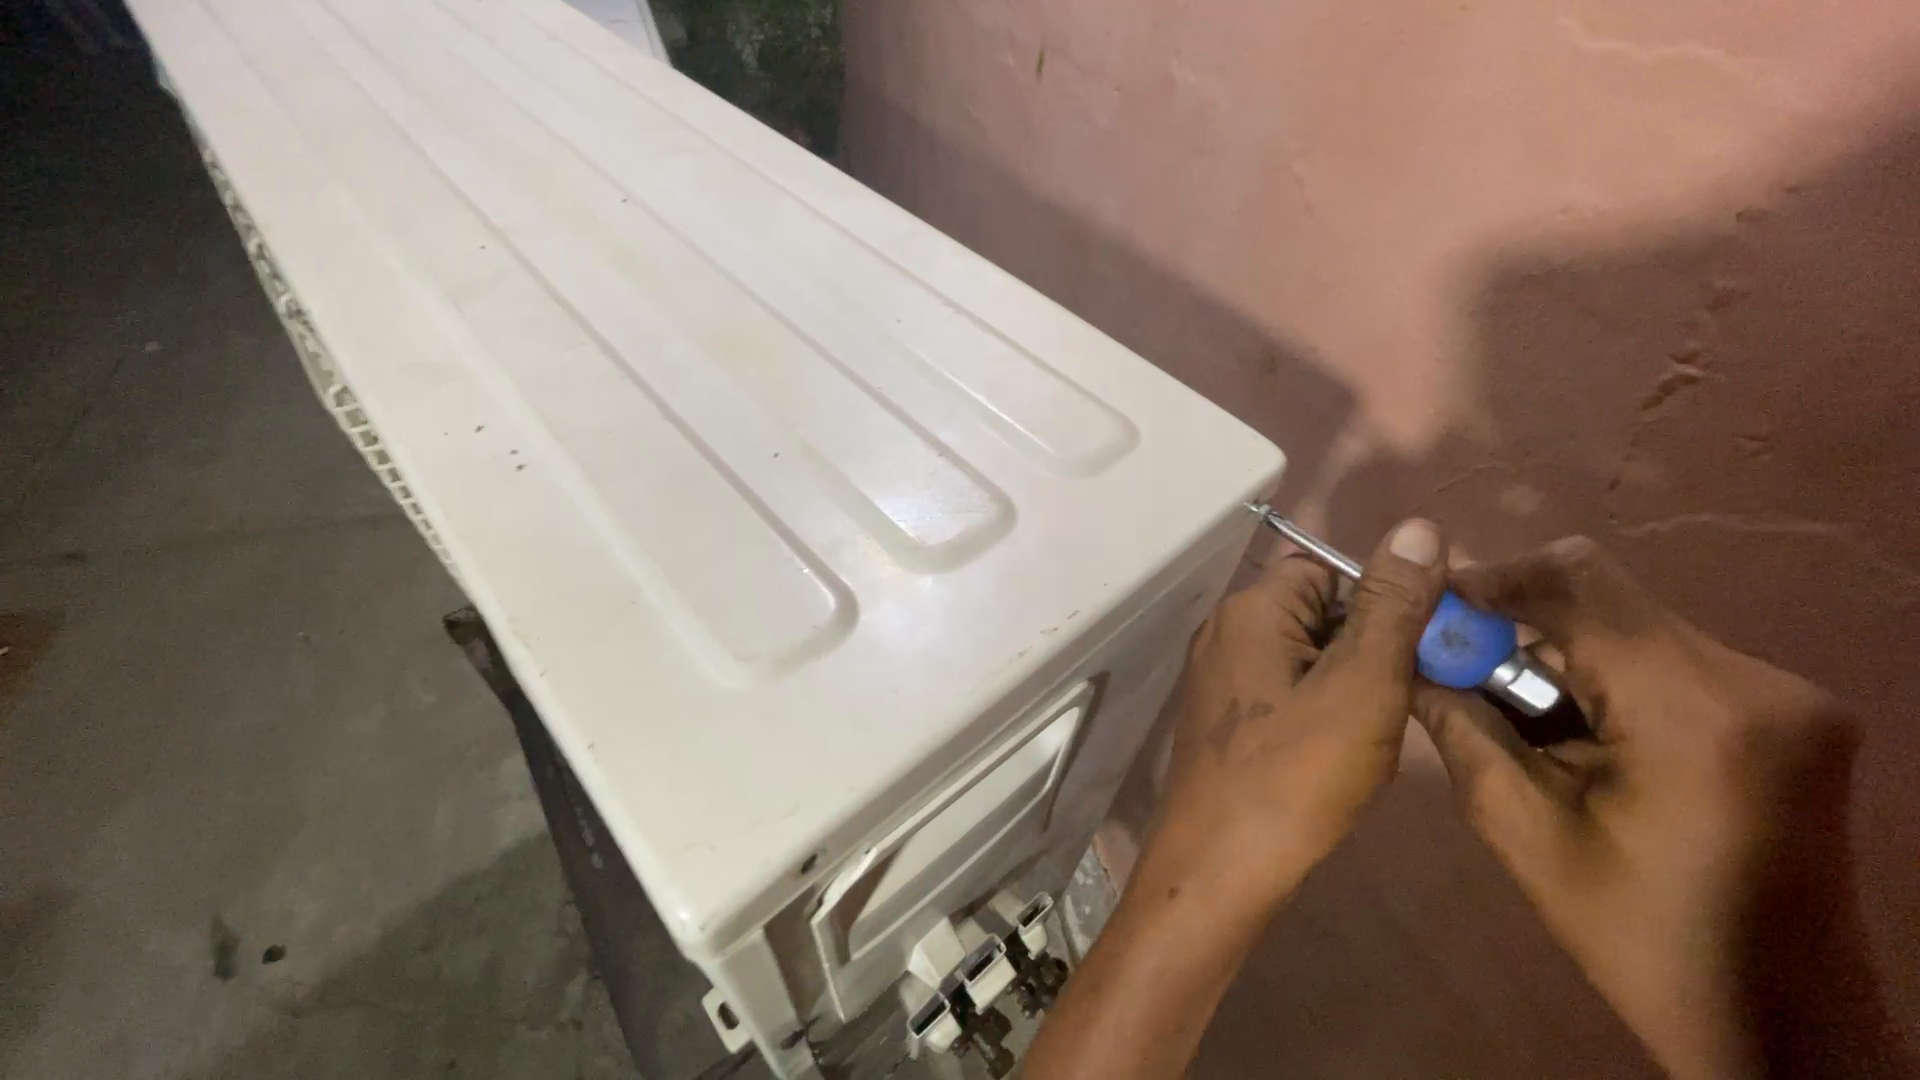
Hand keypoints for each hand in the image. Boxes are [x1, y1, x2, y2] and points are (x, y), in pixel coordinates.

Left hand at [1023, 519, 1450, 1079]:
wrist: (1219, 866)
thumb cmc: (1295, 772)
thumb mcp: (1362, 683)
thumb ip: (1391, 605)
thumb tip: (1418, 527)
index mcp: (1251, 609)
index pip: (1328, 570)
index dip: (1382, 602)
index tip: (1422, 649)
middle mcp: (1225, 634)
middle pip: (1318, 616)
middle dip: (1370, 656)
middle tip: (1397, 707)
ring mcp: (1218, 680)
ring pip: (1309, 663)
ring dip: (1353, 694)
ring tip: (1370, 744)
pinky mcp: (1223, 722)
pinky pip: (1287, 699)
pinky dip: (1322, 720)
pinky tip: (1341, 764)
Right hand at [1414, 537, 1895, 1079]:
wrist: (1779, 1022)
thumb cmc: (1637, 933)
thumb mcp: (1519, 828)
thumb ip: (1460, 724)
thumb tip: (1408, 656)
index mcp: (1690, 710)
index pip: (1577, 580)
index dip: (1492, 576)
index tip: (1430, 607)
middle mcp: (1753, 680)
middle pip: (1603, 595)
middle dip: (1517, 620)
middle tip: (1460, 666)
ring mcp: (1784, 693)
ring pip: (1631, 621)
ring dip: (1558, 649)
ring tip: (1518, 712)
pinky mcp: (1787, 711)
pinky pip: (1666, 654)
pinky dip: (1603, 672)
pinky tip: (1577, 728)